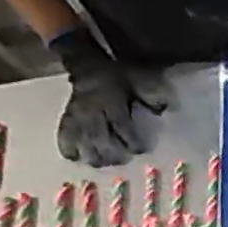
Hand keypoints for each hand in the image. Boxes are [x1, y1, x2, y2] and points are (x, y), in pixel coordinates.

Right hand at [51, 29, 168, 167]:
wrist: (87, 66)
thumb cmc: (117, 77)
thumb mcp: (138, 80)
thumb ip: (151, 96)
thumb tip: (163, 109)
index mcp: (112, 103)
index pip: (122, 127)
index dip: (132, 142)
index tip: (139, 149)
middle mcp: (94, 113)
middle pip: (102, 143)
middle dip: (114, 155)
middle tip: (122, 158)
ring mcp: (78, 119)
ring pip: (85, 147)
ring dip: (96, 158)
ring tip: (104, 160)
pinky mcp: (67, 122)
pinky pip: (65, 142)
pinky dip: (72, 153)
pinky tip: (80, 156)